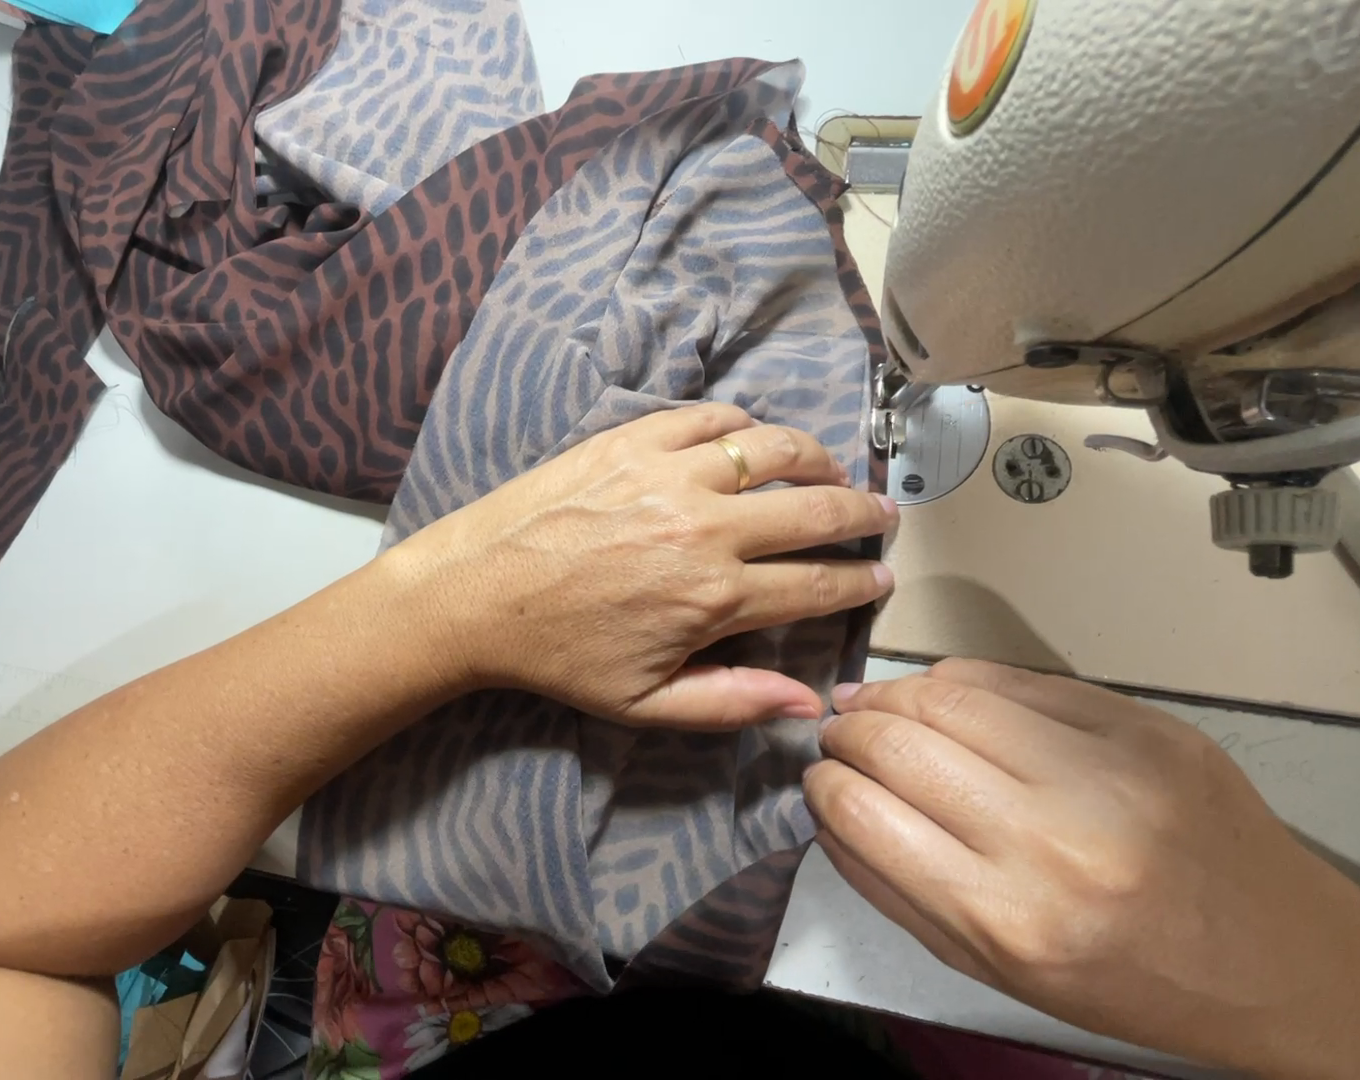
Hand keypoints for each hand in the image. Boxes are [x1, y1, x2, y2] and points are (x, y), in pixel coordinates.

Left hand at [386, 403, 893, 729]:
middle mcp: (706, 527)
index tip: (881, 578)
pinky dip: (743, 425)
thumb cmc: (559, 655)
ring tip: (829, 470)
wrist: (478, 594)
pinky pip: (709, 417)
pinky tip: (750, 440)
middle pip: (816, 509)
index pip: (819, 584)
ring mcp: (668, 474)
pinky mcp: (631, 440)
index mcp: (715, 597)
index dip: (861, 582)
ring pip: (774, 448)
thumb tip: (810, 701)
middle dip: (864, 514)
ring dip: (818, 459)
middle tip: (881, 516)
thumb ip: (731, 702)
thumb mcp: (644, 703)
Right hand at [804, 659, 1359, 1077]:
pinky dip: (952, 682)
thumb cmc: (1121, 979)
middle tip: (839, 734)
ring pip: (943, 693)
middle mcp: (1053, 837)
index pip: (858, 808)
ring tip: (874, 704)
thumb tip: (824, 804)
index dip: (821, 781)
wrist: (1289, 965)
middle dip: (845, 730)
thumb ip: (887, 886)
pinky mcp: (1141, 724)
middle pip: (894, 741)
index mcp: (1005, 916)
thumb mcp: (986, 965)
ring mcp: (1105, 769)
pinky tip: (940, 698)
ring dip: (887, 693)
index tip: (820, 775)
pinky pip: (1006, 677)